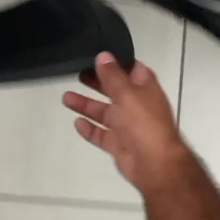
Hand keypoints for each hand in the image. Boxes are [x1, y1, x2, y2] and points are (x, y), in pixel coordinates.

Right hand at [62, 52, 195, 194]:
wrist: (154, 164)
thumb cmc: (144, 122)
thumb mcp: (127, 93)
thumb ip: (112, 75)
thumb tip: (103, 55)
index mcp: (144, 89)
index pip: (131, 69)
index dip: (116, 62)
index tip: (97, 55)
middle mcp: (137, 105)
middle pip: (114, 90)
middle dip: (97, 82)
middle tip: (77, 74)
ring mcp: (127, 126)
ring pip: (104, 112)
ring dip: (86, 105)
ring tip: (66, 98)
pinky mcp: (118, 144)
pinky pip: (101, 134)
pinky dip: (89, 129)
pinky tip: (76, 122)